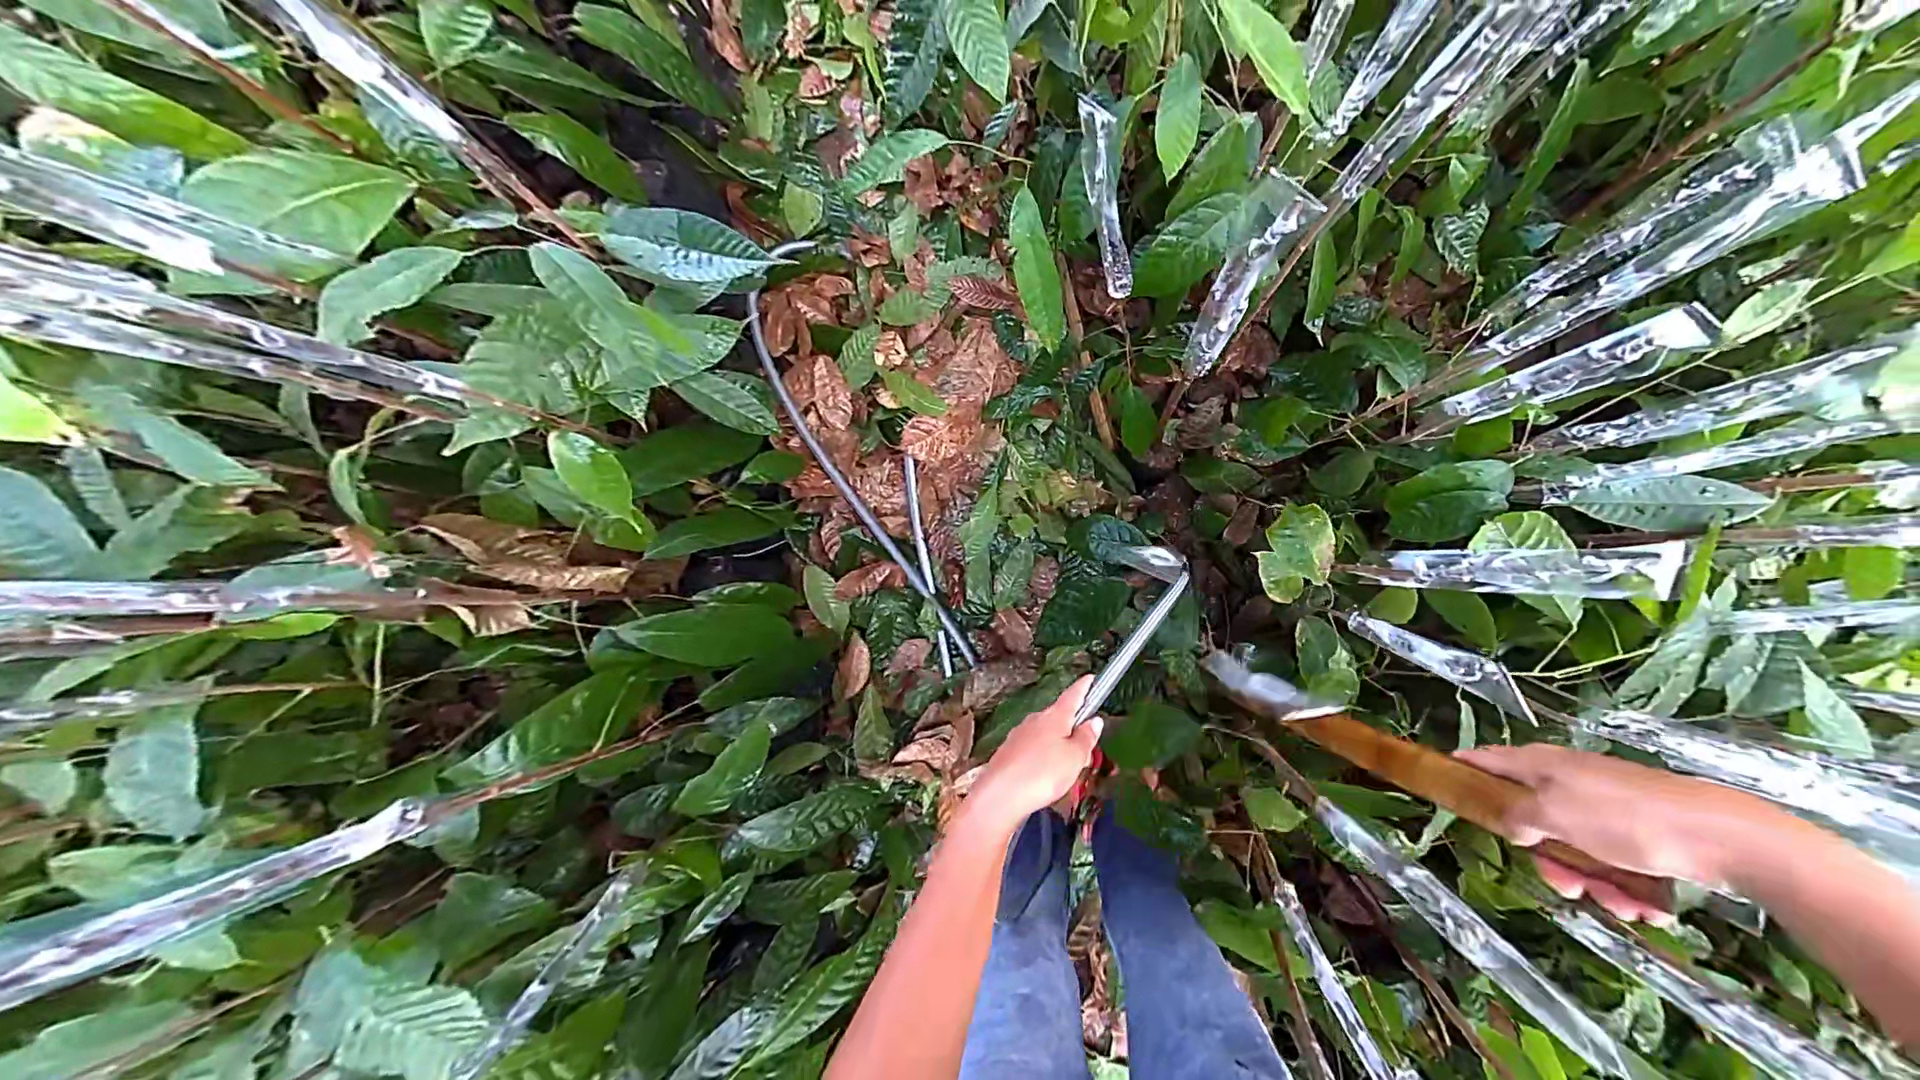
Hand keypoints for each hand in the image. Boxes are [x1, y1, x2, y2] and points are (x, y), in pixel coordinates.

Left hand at [966, 675, 1102, 831]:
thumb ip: (1086, 738)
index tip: (1090, 678)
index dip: (1084, 687)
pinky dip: (1042, 754)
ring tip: (1067, 764)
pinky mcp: (1008, 751)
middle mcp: (1035, 720)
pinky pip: (1032, 747)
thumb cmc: (1043, 774)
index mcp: (1055, 717)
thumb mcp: (1074, 758)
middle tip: (1086, 740)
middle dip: (1072, 724)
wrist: (1000, 794)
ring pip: (1044, 732)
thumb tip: (1095, 720)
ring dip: (1057, 742)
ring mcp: (1019, 734)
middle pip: (1058, 715)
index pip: (1072, 695)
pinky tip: (1045, 771)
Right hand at [1456, 745, 1794, 921]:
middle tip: (1565, 884)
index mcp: (1539, 764)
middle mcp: (1568, 780)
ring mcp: (1608, 806)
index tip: (1449, 796)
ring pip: (1576, 848)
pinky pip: (1617, 862)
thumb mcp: (1554, 814)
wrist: (1730, 840)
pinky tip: (1647, 905)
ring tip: (1621, 903)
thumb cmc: (1627, 819)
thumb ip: (1515, 815)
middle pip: (1532, 819)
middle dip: (1548, 859)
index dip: (1461, 774)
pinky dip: (1628, 886)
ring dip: (1593, 881)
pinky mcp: (1644, 832)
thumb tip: (1509, 824)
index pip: (1483, 760)